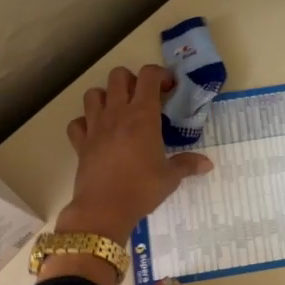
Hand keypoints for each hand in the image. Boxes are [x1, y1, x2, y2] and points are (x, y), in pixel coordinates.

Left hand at [58, 65, 213, 244]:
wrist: (104, 210)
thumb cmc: (142, 189)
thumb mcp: (170, 177)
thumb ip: (187, 165)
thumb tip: (207, 164)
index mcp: (142, 115)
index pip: (148, 75)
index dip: (160, 75)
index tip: (169, 89)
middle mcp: (117, 113)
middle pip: (118, 76)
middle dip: (131, 80)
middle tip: (142, 98)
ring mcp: (95, 126)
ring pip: (92, 94)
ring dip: (105, 96)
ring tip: (117, 111)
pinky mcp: (80, 143)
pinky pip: (77, 123)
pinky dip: (84, 123)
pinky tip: (96, 133)